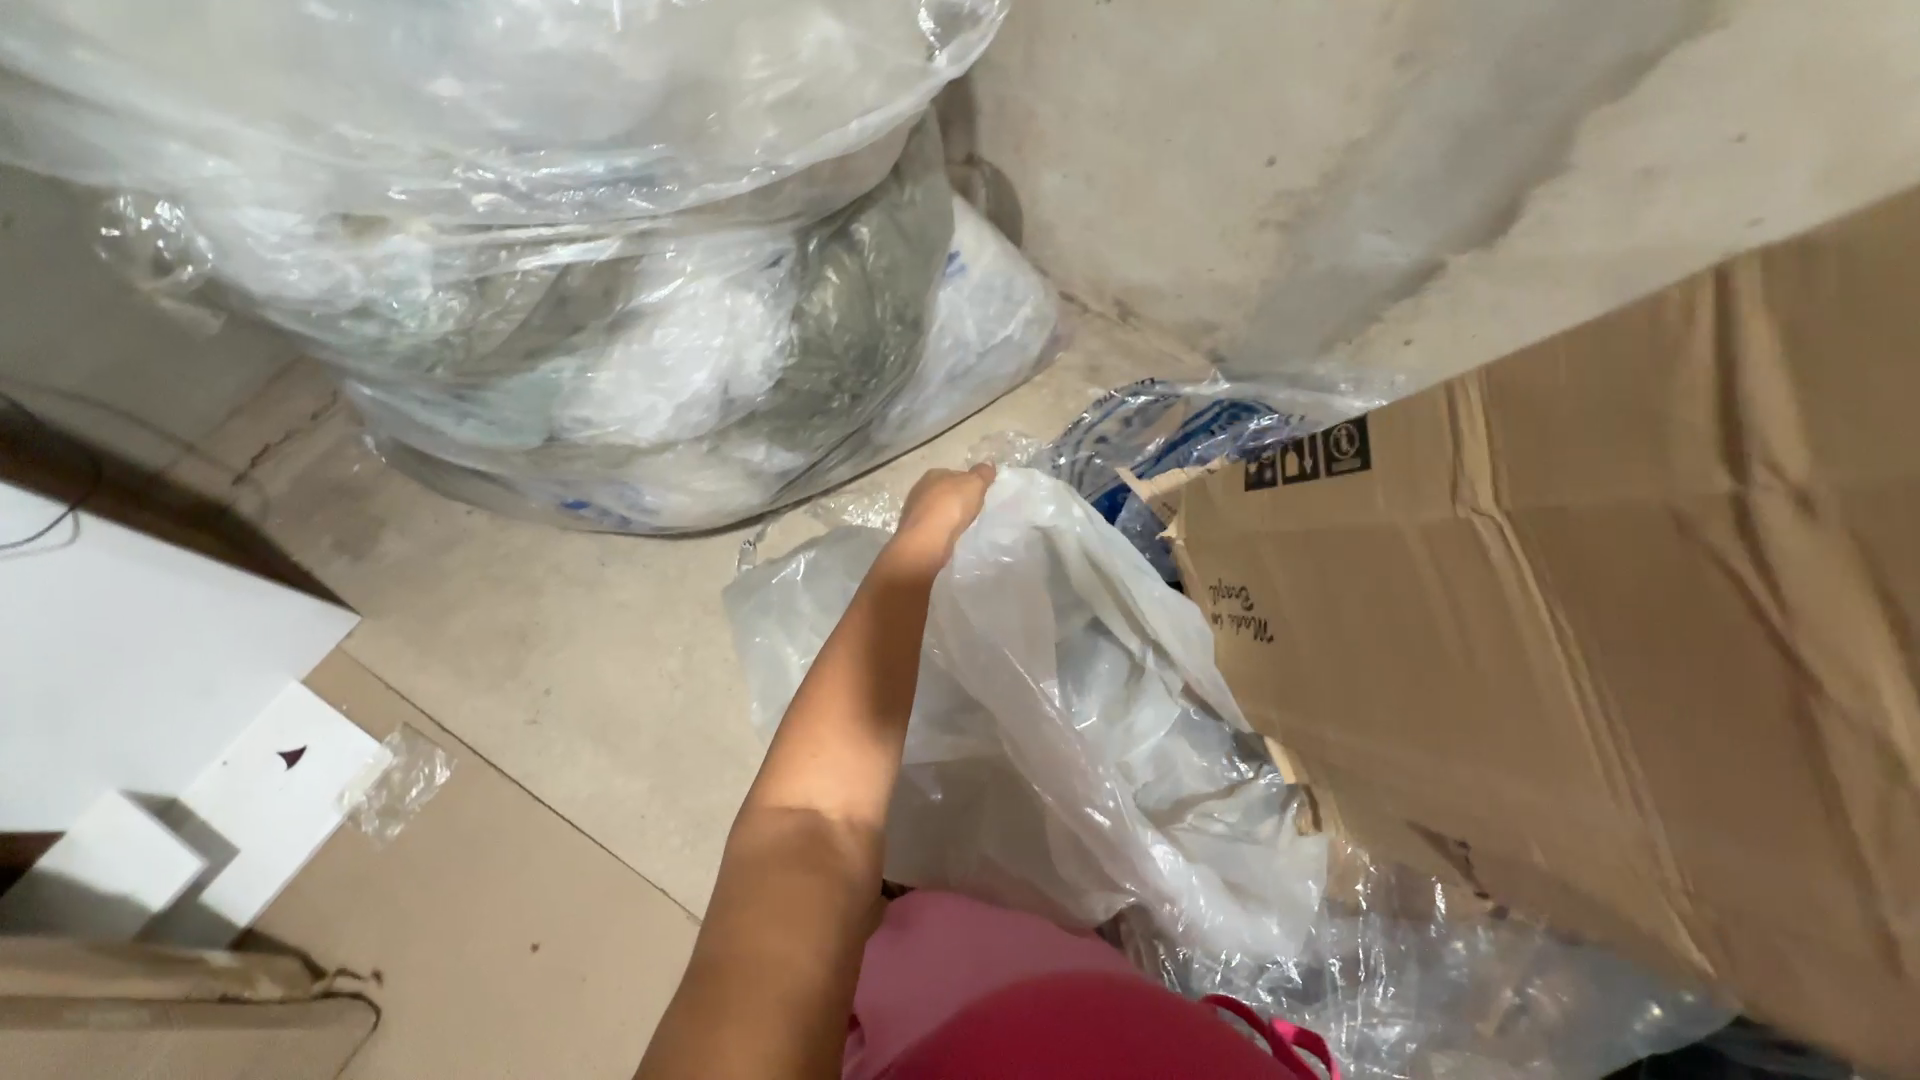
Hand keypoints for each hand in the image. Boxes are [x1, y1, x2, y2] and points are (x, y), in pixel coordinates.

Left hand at [889, 463, 995, 570]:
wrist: (927, 539)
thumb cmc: (951, 506)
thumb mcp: (974, 484)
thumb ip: (982, 473)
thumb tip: (988, 463)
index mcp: (933, 474)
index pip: (955, 473)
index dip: (968, 482)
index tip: (979, 493)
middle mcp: (920, 489)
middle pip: (945, 491)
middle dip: (957, 498)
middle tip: (972, 509)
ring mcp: (915, 510)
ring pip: (938, 508)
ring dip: (948, 514)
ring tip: (962, 523)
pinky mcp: (915, 529)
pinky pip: (934, 524)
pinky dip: (942, 527)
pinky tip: (950, 534)